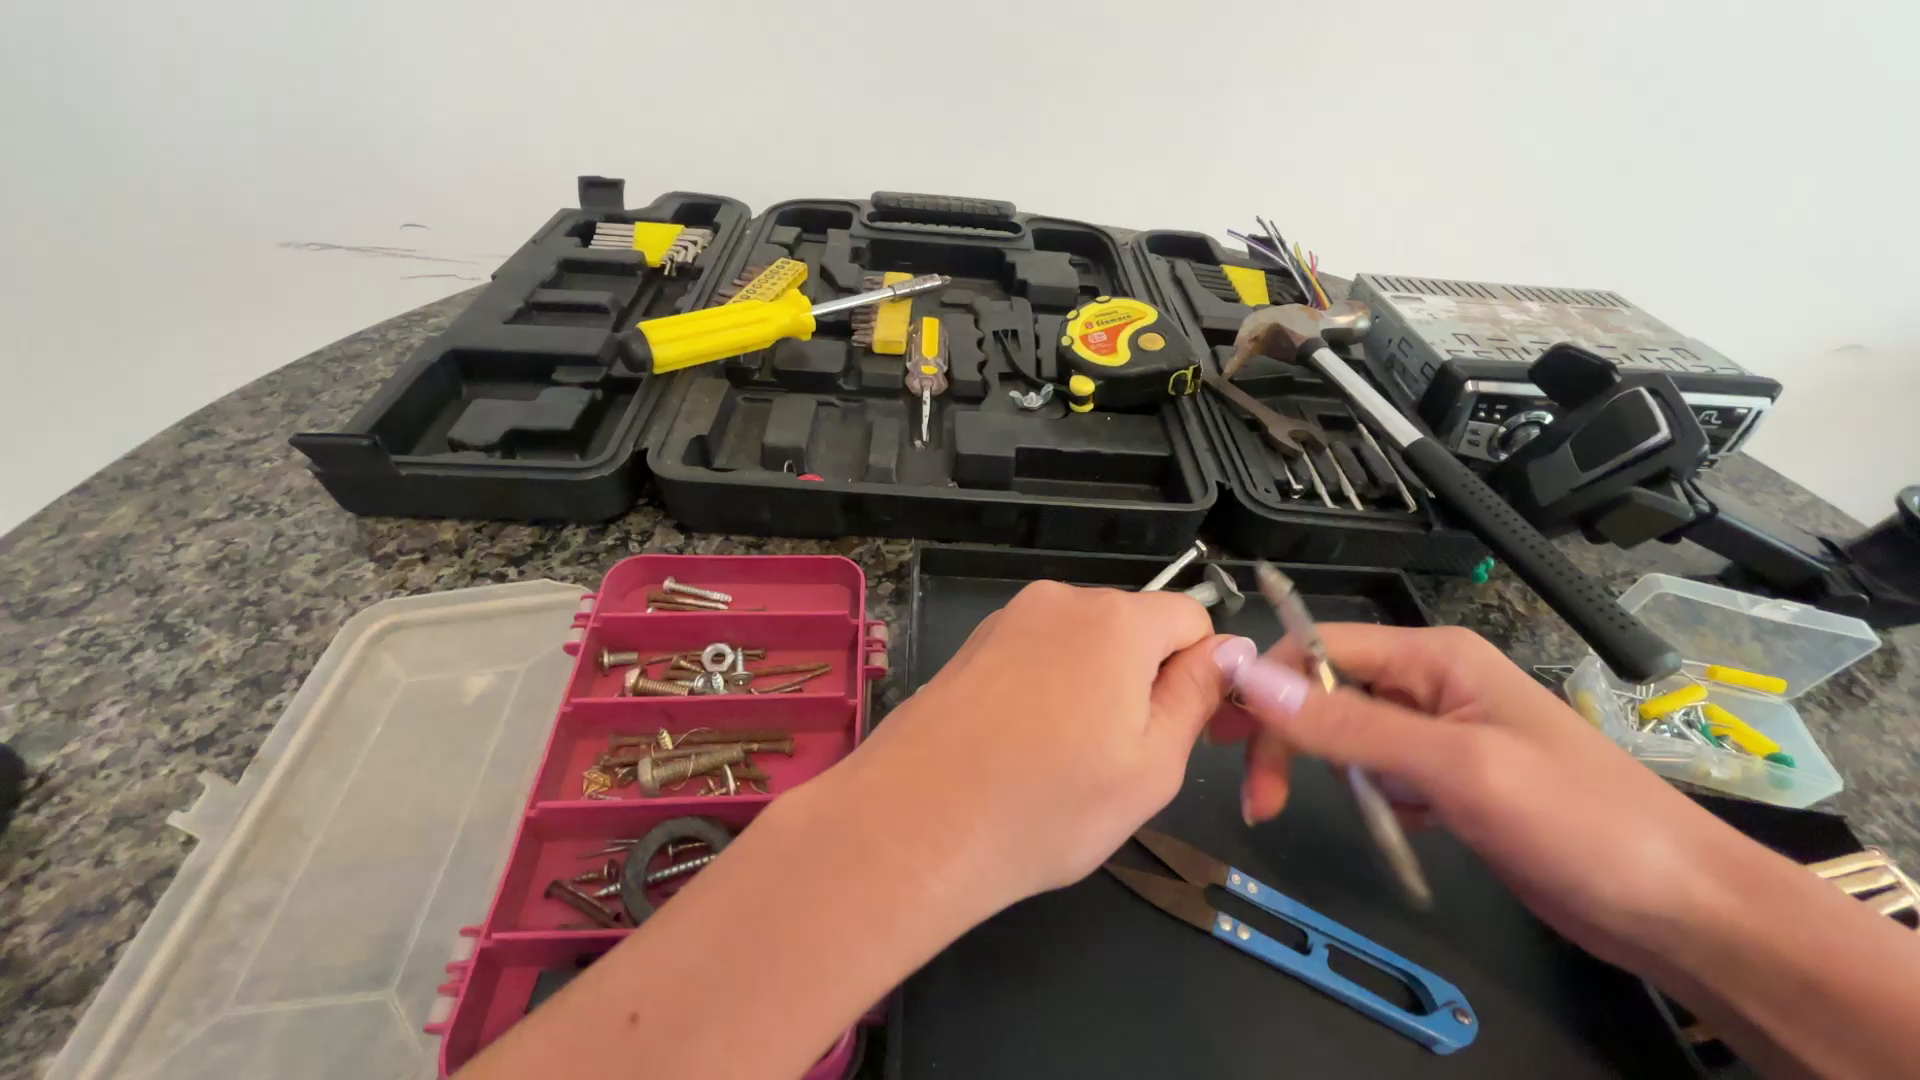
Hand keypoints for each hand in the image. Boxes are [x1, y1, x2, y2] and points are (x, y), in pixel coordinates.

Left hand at [828, 581, 1233, 915]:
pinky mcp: (969, 648)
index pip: (1192, 618)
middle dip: (1144, 680)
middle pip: (1133, 628)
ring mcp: (1005, 621)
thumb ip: (1196, 696)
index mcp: (1115, 619)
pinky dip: (1044, 692)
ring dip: (1092, 688)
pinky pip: (1033, 658)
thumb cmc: (1048, 805)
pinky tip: (1019, 748)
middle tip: (1122, 756)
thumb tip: (1225, 652)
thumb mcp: (1152, 765)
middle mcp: (1058, 601)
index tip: (1186, 730)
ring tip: (1064, 760)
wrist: (914, 824)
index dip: (1202, 672)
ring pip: (1081, 646)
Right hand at [1210, 626, 1761, 969]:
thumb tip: (1252, 680)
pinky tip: (1393, 823)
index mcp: (1433, 657)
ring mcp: (1437, 732)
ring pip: (1343, 734)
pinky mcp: (1445, 778)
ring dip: (1323, 770)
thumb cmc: (1579, 822)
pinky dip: (1366, 796)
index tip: (1223, 732)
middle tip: (1257, 796)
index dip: (1265, 682)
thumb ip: (1348, 724)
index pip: (1318, 647)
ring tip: (1325, 811)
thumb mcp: (1454, 767)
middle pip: (1322, 691)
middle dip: (1284, 737)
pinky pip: (1375, 772)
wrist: (1681, 911)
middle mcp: (1428, 683)